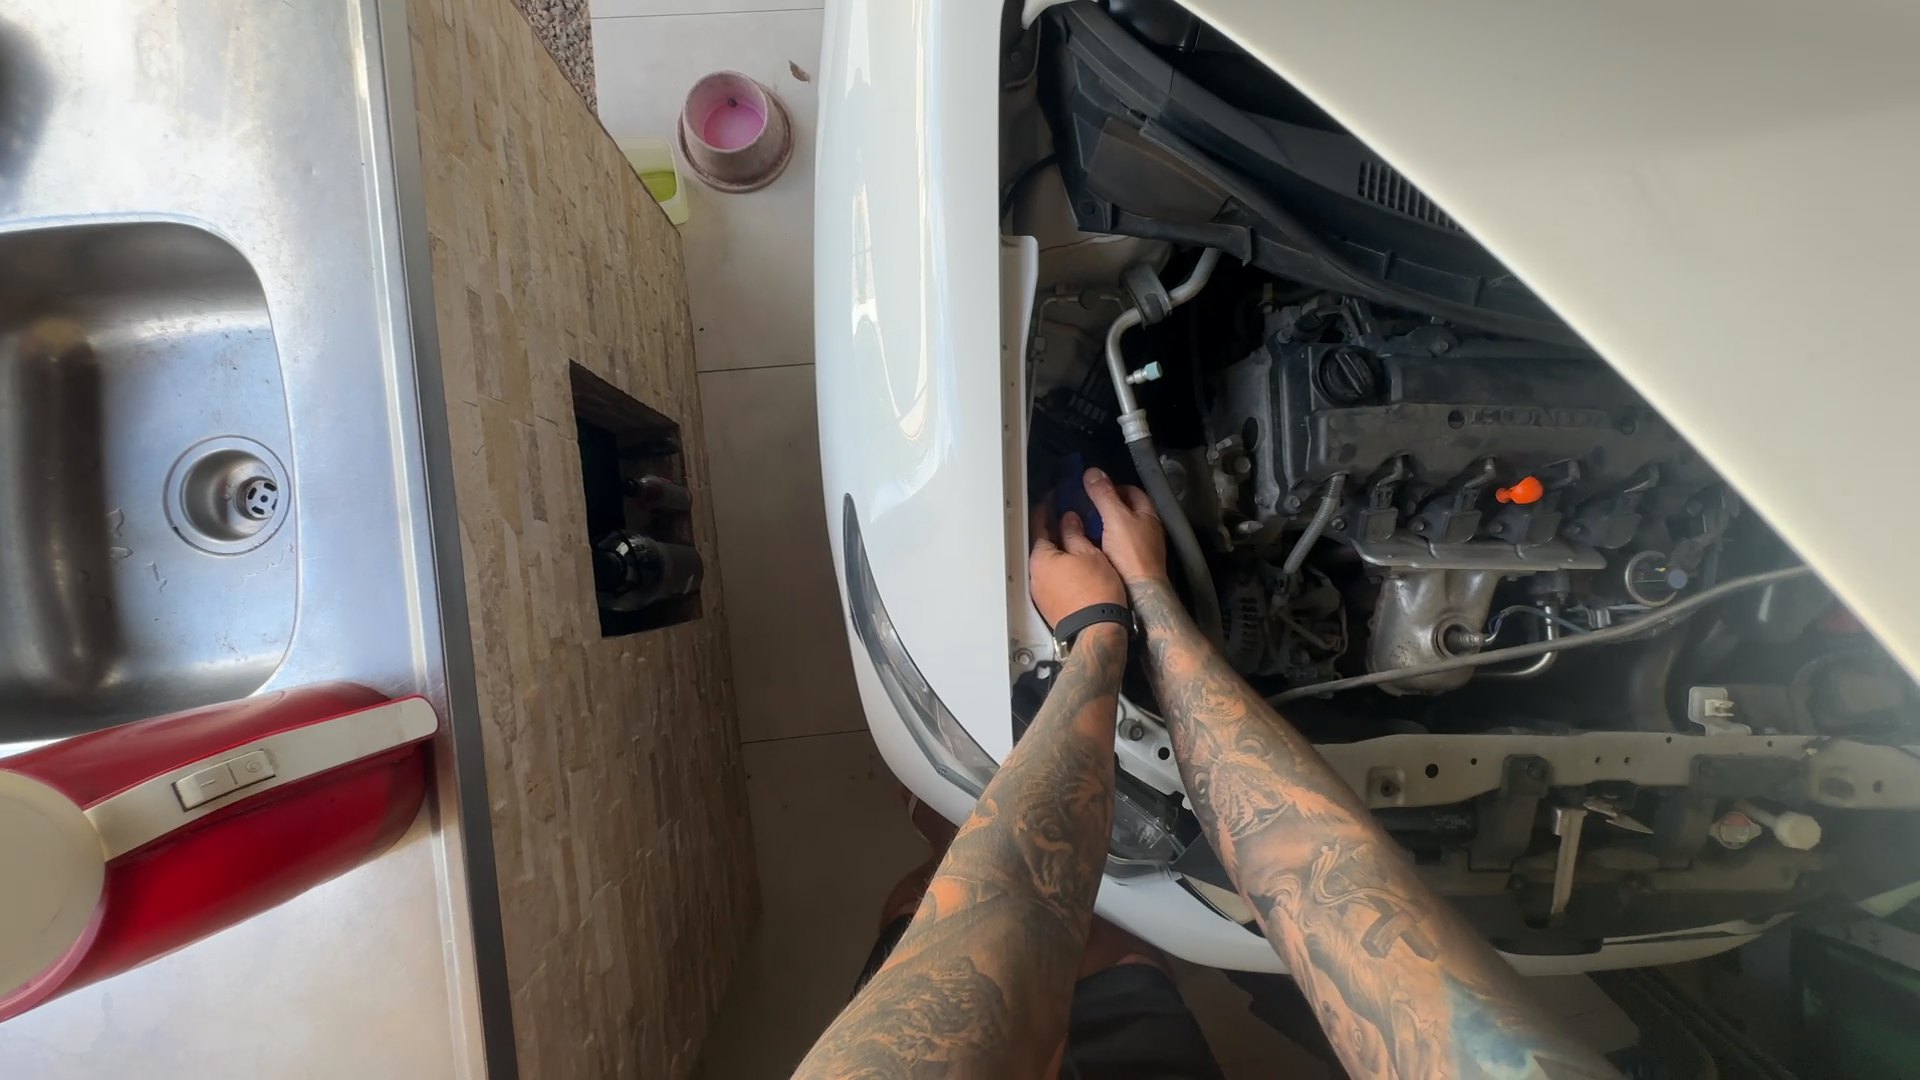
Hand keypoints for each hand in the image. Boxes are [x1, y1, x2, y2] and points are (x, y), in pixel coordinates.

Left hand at [1030, 507, 1126, 627]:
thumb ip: (1075, 534)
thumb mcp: (1089, 554)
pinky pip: (1052, 578)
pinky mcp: (1049, 605)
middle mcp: (1034, 575)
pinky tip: (1075, 567)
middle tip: (1064, 517)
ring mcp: (1040, 592)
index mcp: (1040, 559)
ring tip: (1074, 540)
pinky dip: (1060, 568)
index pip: (1038, 525)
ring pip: (1046, 562)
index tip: (1051, 499)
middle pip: (1040, 544)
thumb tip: (1069, 521)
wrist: (1096, 631)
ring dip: (1057, 550)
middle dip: (1052, 530)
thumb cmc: (1095, 594)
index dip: (1046, 508)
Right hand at [1080, 468, 1167, 585]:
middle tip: (1087, 504)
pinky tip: (1091, 544)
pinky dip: (1104, 541)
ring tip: (1085, 522)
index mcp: (1149, 515)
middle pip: (1126, 510)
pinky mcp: (1131, 564)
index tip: (1097, 487)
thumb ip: (1104, 495)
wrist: (1139, 592)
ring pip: (1120, 529)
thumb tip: (1092, 472)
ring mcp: (1141, 548)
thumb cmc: (1132, 554)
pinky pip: (1116, 545)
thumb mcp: (1116, 519)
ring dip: (1104, 524)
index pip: (1133, 492)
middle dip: (1108, 505)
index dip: (1116, 486)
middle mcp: (1148, 530)